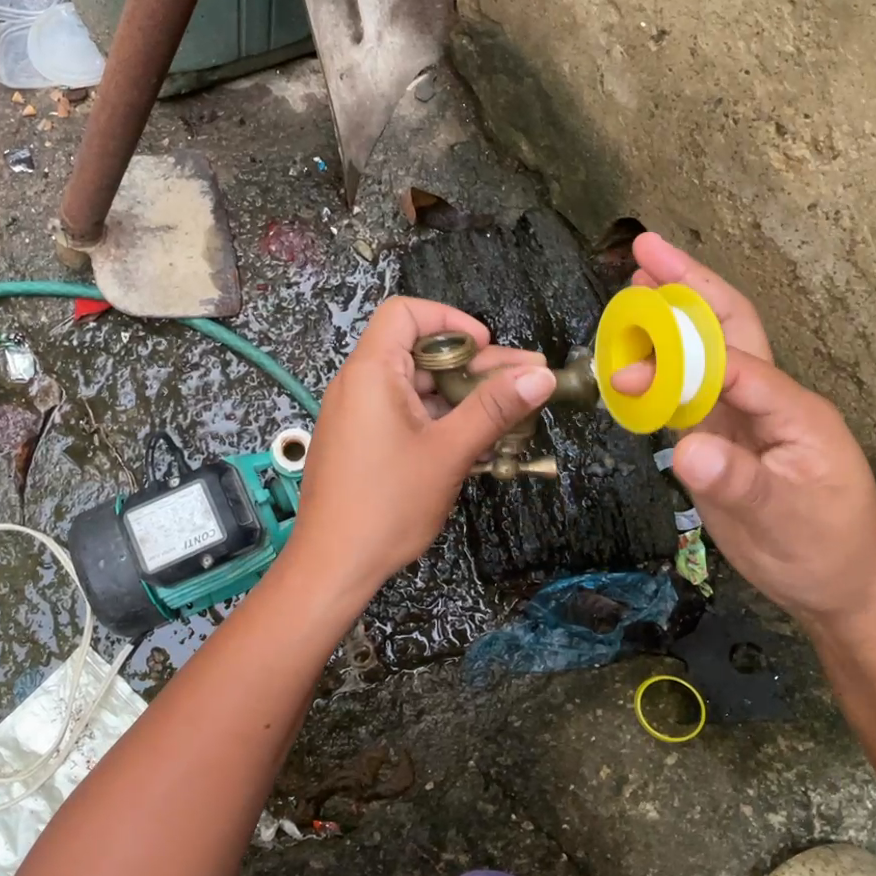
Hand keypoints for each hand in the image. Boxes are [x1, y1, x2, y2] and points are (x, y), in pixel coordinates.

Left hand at [288, 297, 556, 595]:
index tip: (486, 349)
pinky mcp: (359, 442)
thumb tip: (542, 375)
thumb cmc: (386, 505)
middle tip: (522, 384)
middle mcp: (357, 385)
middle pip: (416, 351)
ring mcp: (355, 415)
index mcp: (370, 372)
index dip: (449, 319)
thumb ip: (494, 408)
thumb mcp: (448, 452)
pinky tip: (475, 443)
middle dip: (471, 365)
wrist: (333, 563)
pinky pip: (402, 414)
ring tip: (508, 417)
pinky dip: (437, 420)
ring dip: (459, 397)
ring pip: (414, 387)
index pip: (405, 313)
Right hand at [608, 234, 875, 621]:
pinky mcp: (726, 434)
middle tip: (645, 248)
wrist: (837, 584)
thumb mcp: (782, 521)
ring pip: (710, 349)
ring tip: (636, 280)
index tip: (624, 371)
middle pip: (730, 327)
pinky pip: (690, 386)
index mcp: (793, 411)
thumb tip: (684, 451)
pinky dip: (661, 360)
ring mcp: (747, 415)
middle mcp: (770, 399)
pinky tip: (635, 349)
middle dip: (690, 285)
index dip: (678, 361)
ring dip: (673, 313)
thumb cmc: (820, 550)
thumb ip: (737, 482)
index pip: (734, 367)